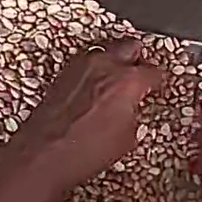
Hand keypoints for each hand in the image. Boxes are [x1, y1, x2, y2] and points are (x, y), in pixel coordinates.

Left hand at [0, 38, 164, 199]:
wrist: (44, 155)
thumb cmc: (85, 150)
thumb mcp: (127, 138)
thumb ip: (134, 114)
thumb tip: (132, 109)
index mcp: (128, 81)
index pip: (153, 72)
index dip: (158, 81)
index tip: (157, 87)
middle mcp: (105, 66)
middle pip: (130, 47)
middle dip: (138, 59)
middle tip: (141, 75)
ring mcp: (81, 66)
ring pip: (107, 51)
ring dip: (115, 61)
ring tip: (118, 81)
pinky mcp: (64, 73)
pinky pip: (87, 62)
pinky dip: (95, 70)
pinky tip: (96, 88)